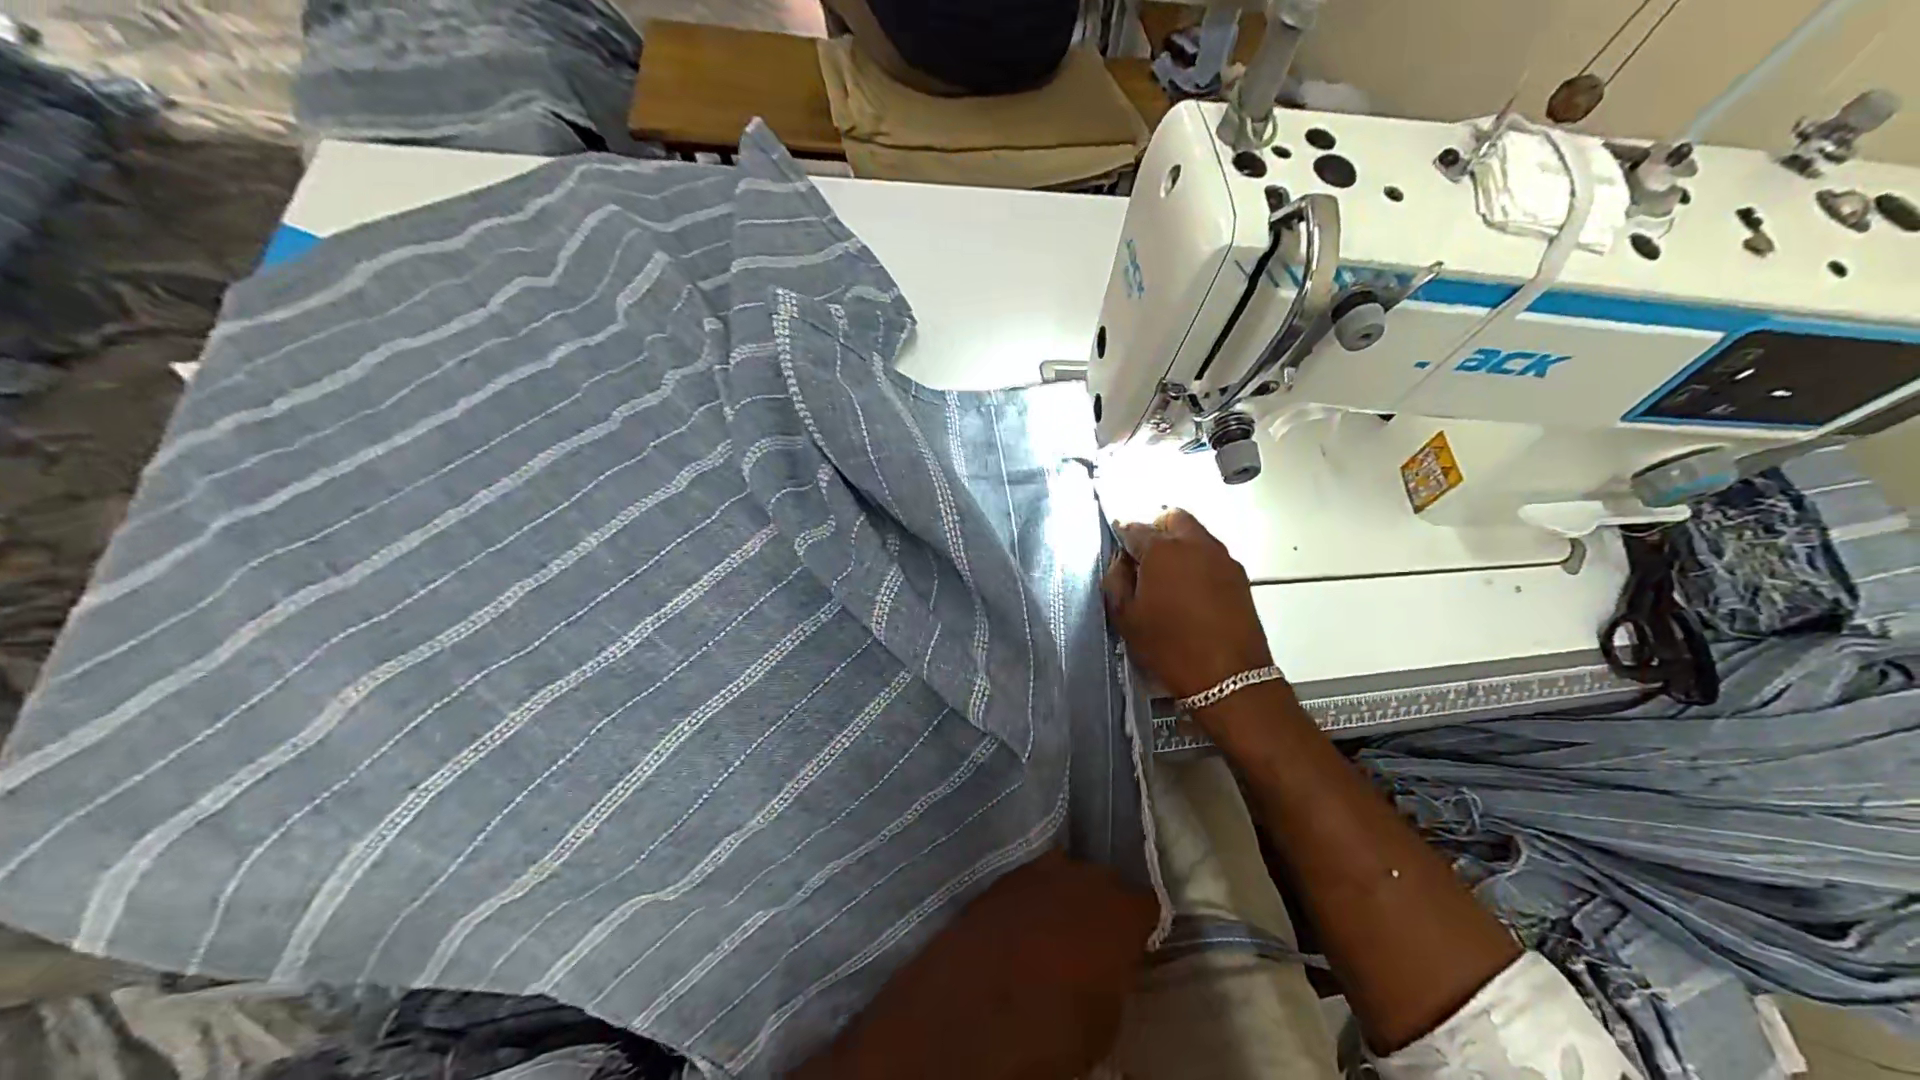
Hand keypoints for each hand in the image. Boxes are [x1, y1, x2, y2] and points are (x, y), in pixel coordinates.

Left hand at [793, 850, 1155, 1079]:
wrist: (960, 1018)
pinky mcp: (996, 880)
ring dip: (1064, 897)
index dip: (1141, 928)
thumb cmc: (1048, 1034)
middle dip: (1103, 907)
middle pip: (1105, 882)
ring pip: (1064, 873)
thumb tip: (1108, 968)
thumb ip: (1113, 979)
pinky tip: (1019, 931)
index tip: (1136, 949)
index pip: (1148, 904)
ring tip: (1054, 934)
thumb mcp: (1102, 1024)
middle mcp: (1079, 877)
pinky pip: (1028, 883)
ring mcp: (1034, 872)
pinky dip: (1030, 901)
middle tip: (1095, 944)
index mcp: (1118, 911)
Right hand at [1102, 508, 1274, 699]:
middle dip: (1155, 529)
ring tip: (1167, 576)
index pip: (1134, 528)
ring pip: (1196, 534)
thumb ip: (1116, 581)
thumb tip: (1121, 562)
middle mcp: (1195, 543)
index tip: (1118, 549)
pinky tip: (1189, 589)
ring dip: (1179, 544)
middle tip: (1143, 557)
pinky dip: (1197, 561)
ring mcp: (1222, 558)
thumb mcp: (1126, 618)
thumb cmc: (1170, 647)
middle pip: (1172, 518)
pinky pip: (1212, 555)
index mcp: (1162, 549)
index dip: (1122, 535)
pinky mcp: (1239, 576)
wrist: (1229, 677)